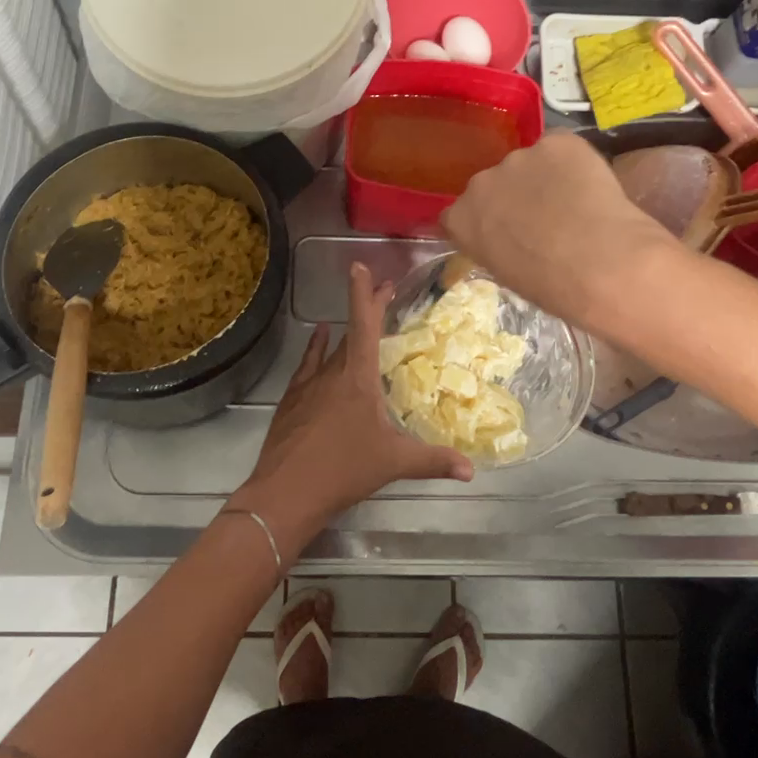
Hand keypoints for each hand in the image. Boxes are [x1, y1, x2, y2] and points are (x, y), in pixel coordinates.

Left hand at [228, 263, 472, 548]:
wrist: (286, 491)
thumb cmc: (343, 471)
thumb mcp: (393, 463)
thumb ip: (433, 461)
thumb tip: (471, 470)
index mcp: (357, 379)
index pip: (363, 325)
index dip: (364, 294)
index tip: (360, 266)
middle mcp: (331, 374)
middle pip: (350, 332)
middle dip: (368, 309)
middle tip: (385, 290)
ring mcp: (308, 386)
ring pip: (329, 349)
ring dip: (344, 331)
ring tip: (356, 318)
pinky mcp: (292, 401)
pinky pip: (307, 364)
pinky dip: (315, 348)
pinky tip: (318, 338)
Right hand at [442, 132, 686, 321]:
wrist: (599, 263)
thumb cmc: (552, 286)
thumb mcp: (508, 273)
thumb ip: (497, 245)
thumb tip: (512, 240)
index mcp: (461, 219)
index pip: (460, 211)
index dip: (486, 218)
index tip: (506, 230)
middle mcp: (481, 182)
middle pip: (494, 182)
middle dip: (514, 194)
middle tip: (544, 217)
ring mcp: (518, 158)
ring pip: (531, 163)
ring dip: (545, 178)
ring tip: (575, 203)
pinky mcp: (556, 142)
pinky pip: (562, 148)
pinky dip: (575, 163)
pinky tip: (592, 187)